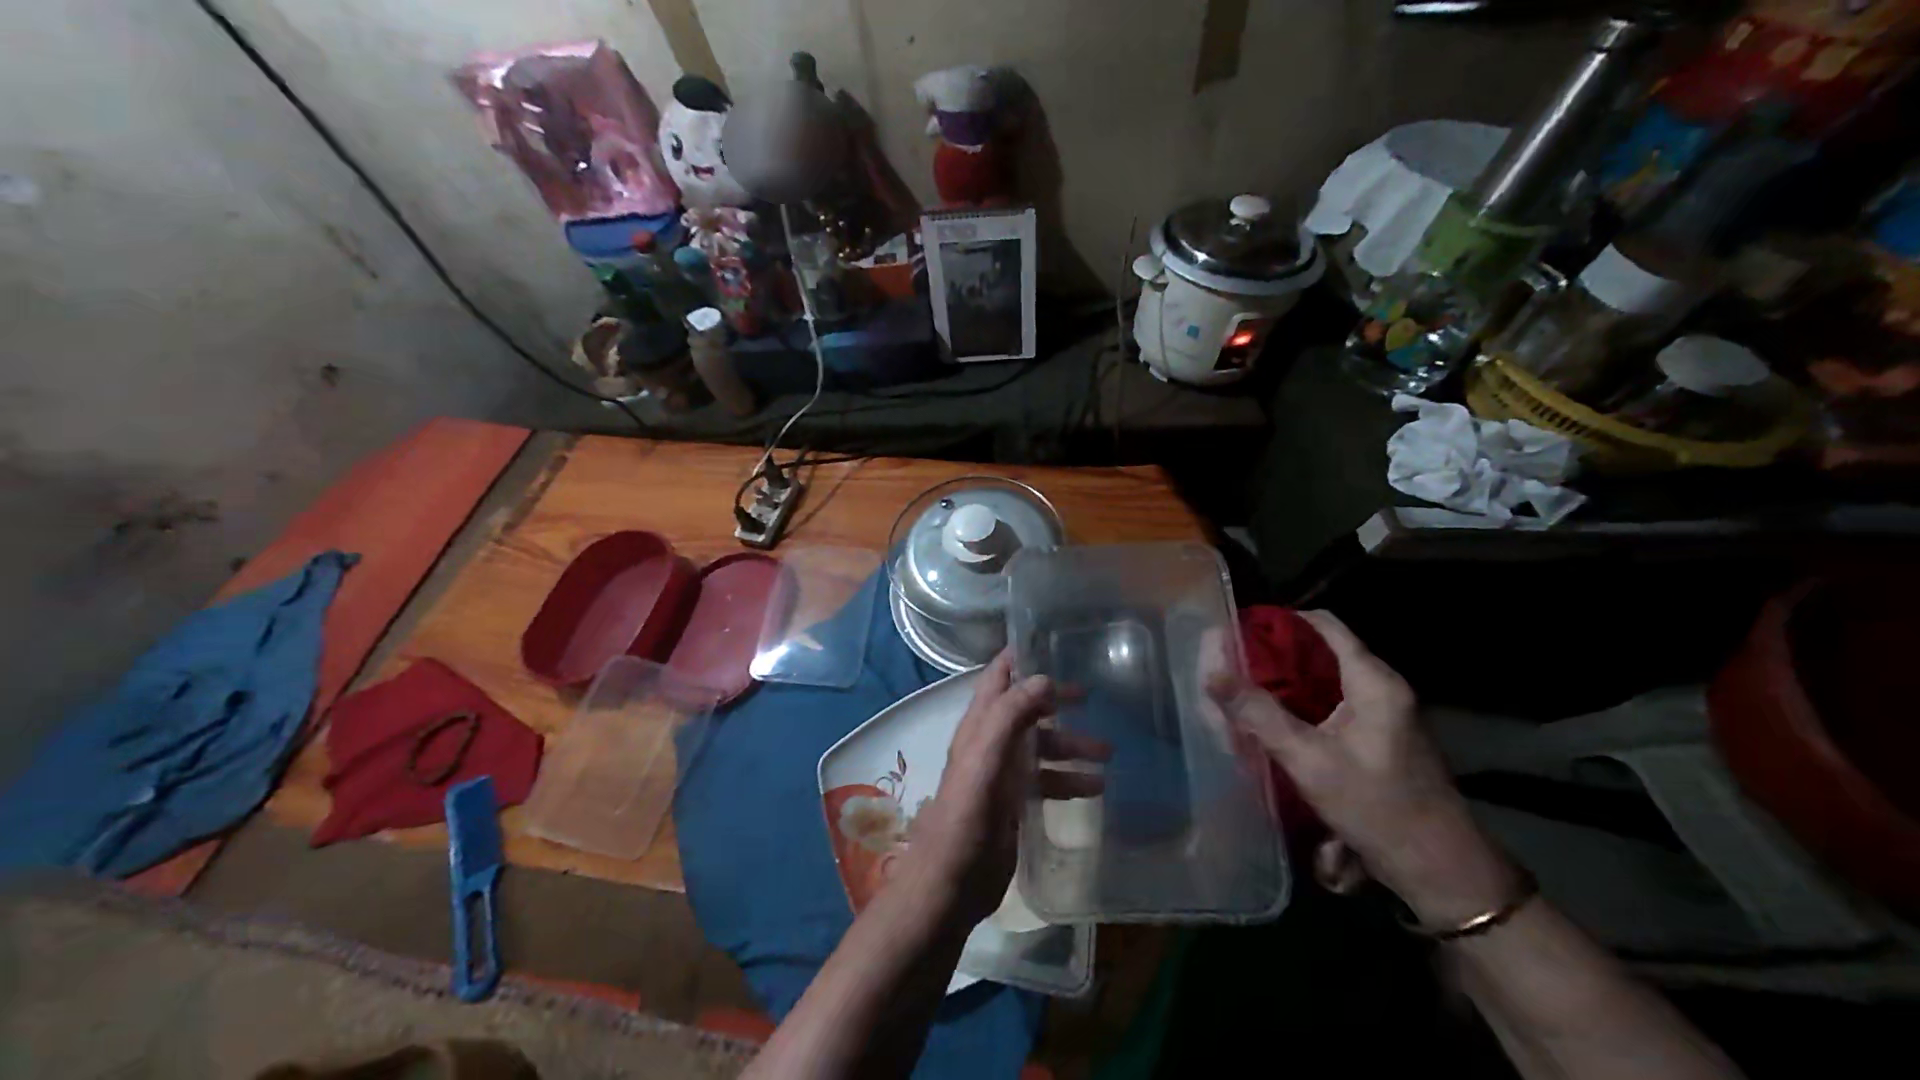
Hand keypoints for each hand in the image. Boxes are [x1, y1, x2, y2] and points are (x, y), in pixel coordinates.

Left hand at [903, 650, 1107, 924]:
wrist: (952, 880)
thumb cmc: (967, 815)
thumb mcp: (985, 758)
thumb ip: (1010, 715)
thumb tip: (1042, 678)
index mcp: (978, 726)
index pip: (997, 678)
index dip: (1019, 658)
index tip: (1051, 642)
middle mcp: (990, 743)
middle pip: (1026, 710)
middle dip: (1056, 701)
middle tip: (1091, 696)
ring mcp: (1002, 774)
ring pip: (1041, 748)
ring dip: (1071, 745)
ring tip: (1108, 753)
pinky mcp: (1014, 803)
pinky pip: (1046, 781)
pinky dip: (1069, 779)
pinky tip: (1095, 788)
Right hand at [1213, 611, 1519, 927]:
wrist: (1438, 868)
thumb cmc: (1376, 807)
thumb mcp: (1309, 760)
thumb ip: (1259, 714)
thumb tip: (1212, 672)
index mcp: (1373, 681)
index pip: (1324, 624)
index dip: (1280, 621)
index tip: (1237, 631)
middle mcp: (1383, 686)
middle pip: (1322, 649)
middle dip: (1275, 654)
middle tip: (1230, 664)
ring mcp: (1384, 712)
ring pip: (1326, 678)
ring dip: (1286, 681)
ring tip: (1243, 689)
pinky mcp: (1379, 735)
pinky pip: (1333, 702)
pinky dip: (1301, 703)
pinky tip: (1272, 721)